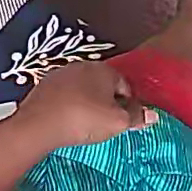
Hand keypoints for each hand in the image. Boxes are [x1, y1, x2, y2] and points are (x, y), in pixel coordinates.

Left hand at [10, 60, 152, 150]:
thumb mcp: (117, 122)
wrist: (39, 124)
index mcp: (104, 70)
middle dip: (107, 101)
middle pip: (102, 84)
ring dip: (87, 102)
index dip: (129, 103)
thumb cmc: (84, 119)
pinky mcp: (43, 86)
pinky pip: (64, 95)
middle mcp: (82, 66)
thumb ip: (136, 116)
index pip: (125, 84)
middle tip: (107, 122)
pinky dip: (68, 104)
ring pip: (81, 88)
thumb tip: (152, 114)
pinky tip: (67, 120)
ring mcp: (60, 74)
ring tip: (86, 123)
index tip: (126, 120)